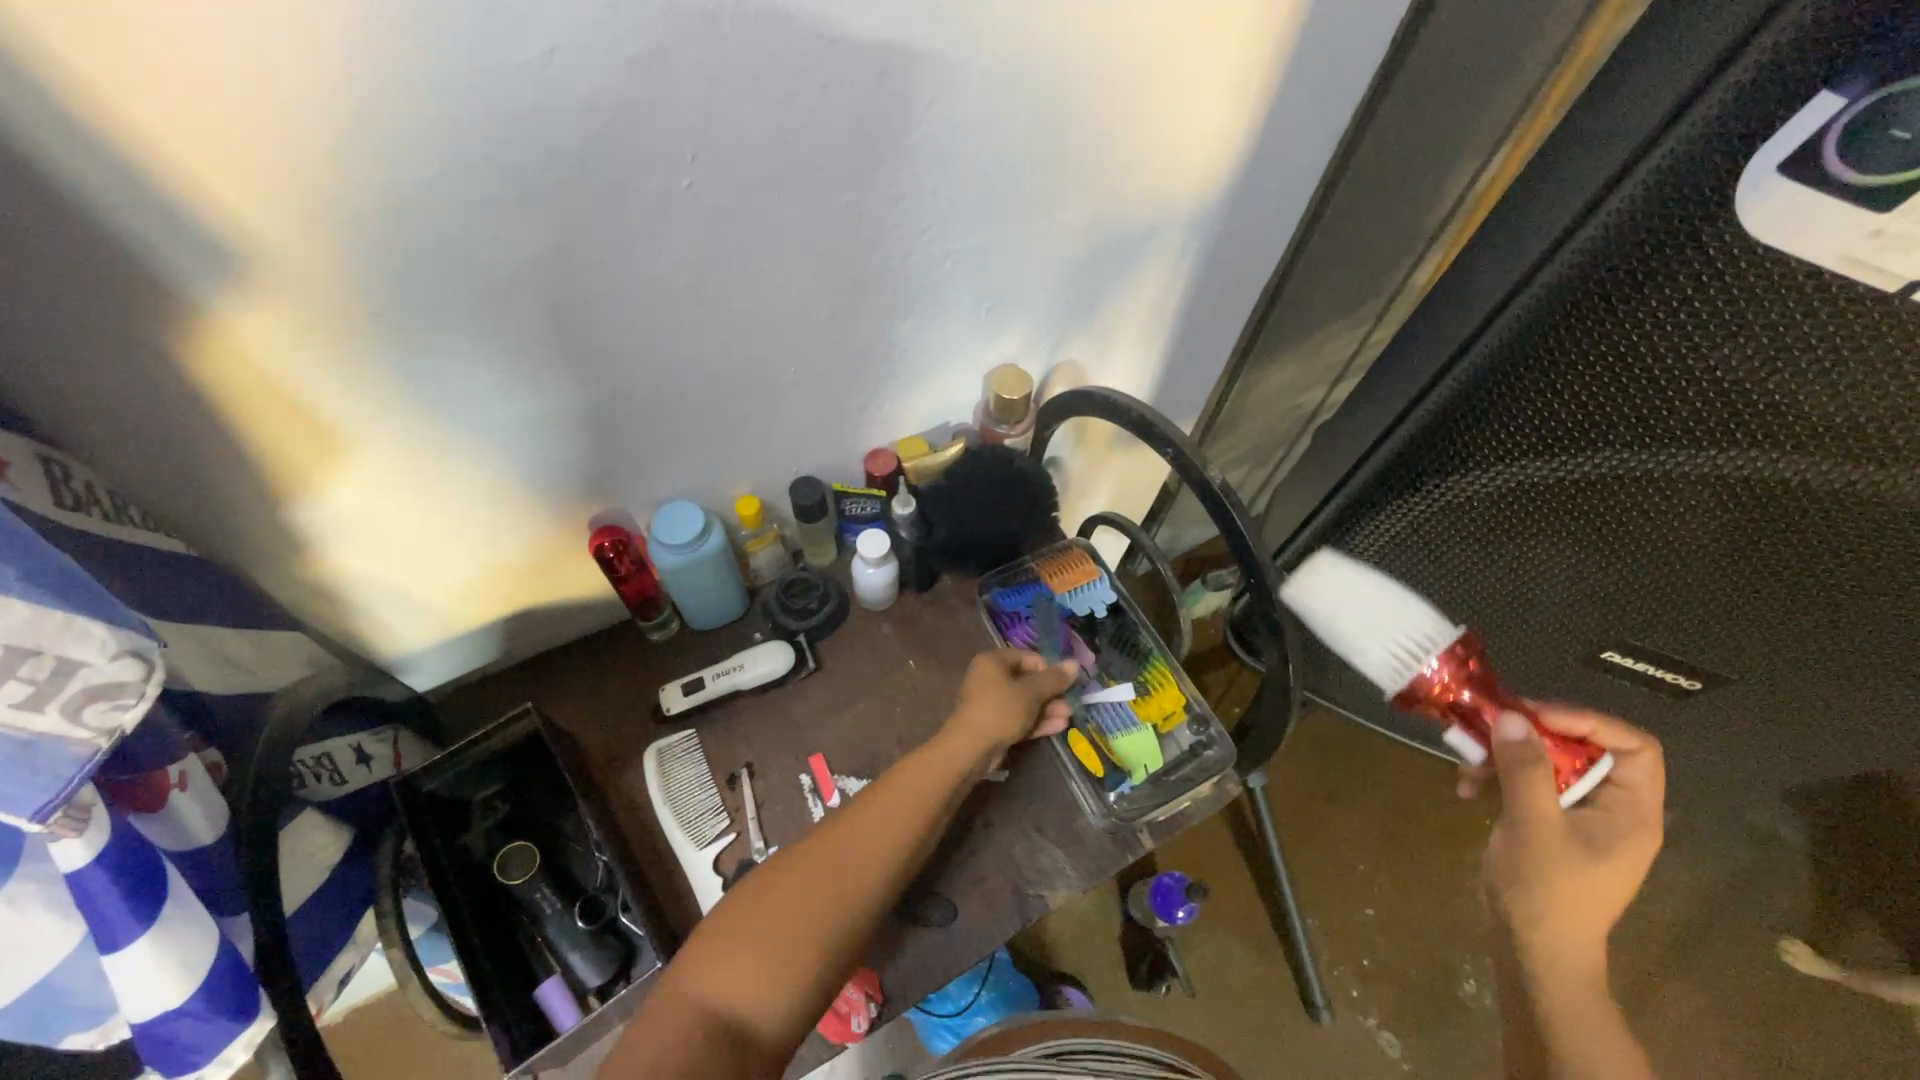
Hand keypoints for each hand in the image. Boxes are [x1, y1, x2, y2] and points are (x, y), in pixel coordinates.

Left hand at [942, 649, 1077, 758]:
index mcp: (993, 662)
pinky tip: (1059, 727)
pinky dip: (1037, 721)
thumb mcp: (1031, 692)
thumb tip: (1074, 663)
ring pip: (1025, 702)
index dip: (1048, 668)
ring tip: (1069, 716)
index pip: (1027, 657)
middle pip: (1027, 681)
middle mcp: (990, 679)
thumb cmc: (1001, 710)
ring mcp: (991, 704)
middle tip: (1071, 701)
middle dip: (1051, 693)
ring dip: (1048, 709)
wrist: (971, 748)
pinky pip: (1019, 718)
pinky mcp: (994, 725)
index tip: (1064, 681)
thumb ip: (1054, 679)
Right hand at [1460, 703, 1664, 973]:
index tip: (1535, 715)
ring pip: (1549, 765)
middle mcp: (1613, 809)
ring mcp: (1579, 819)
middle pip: (1583, 750)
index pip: (1632, 746)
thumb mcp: (1533, 825)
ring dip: (1506, 759)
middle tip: (1491, 729)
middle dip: (1533, 737)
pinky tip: (1468, 790)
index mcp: (1631, 810)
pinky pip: (1529, 787)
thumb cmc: (1545, 891)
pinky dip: (1498, 780)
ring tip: (1469, 766)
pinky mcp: (1548, 828)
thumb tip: (1511, 717)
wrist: (1532, 953)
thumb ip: (1525, 769)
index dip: (1587, 721)